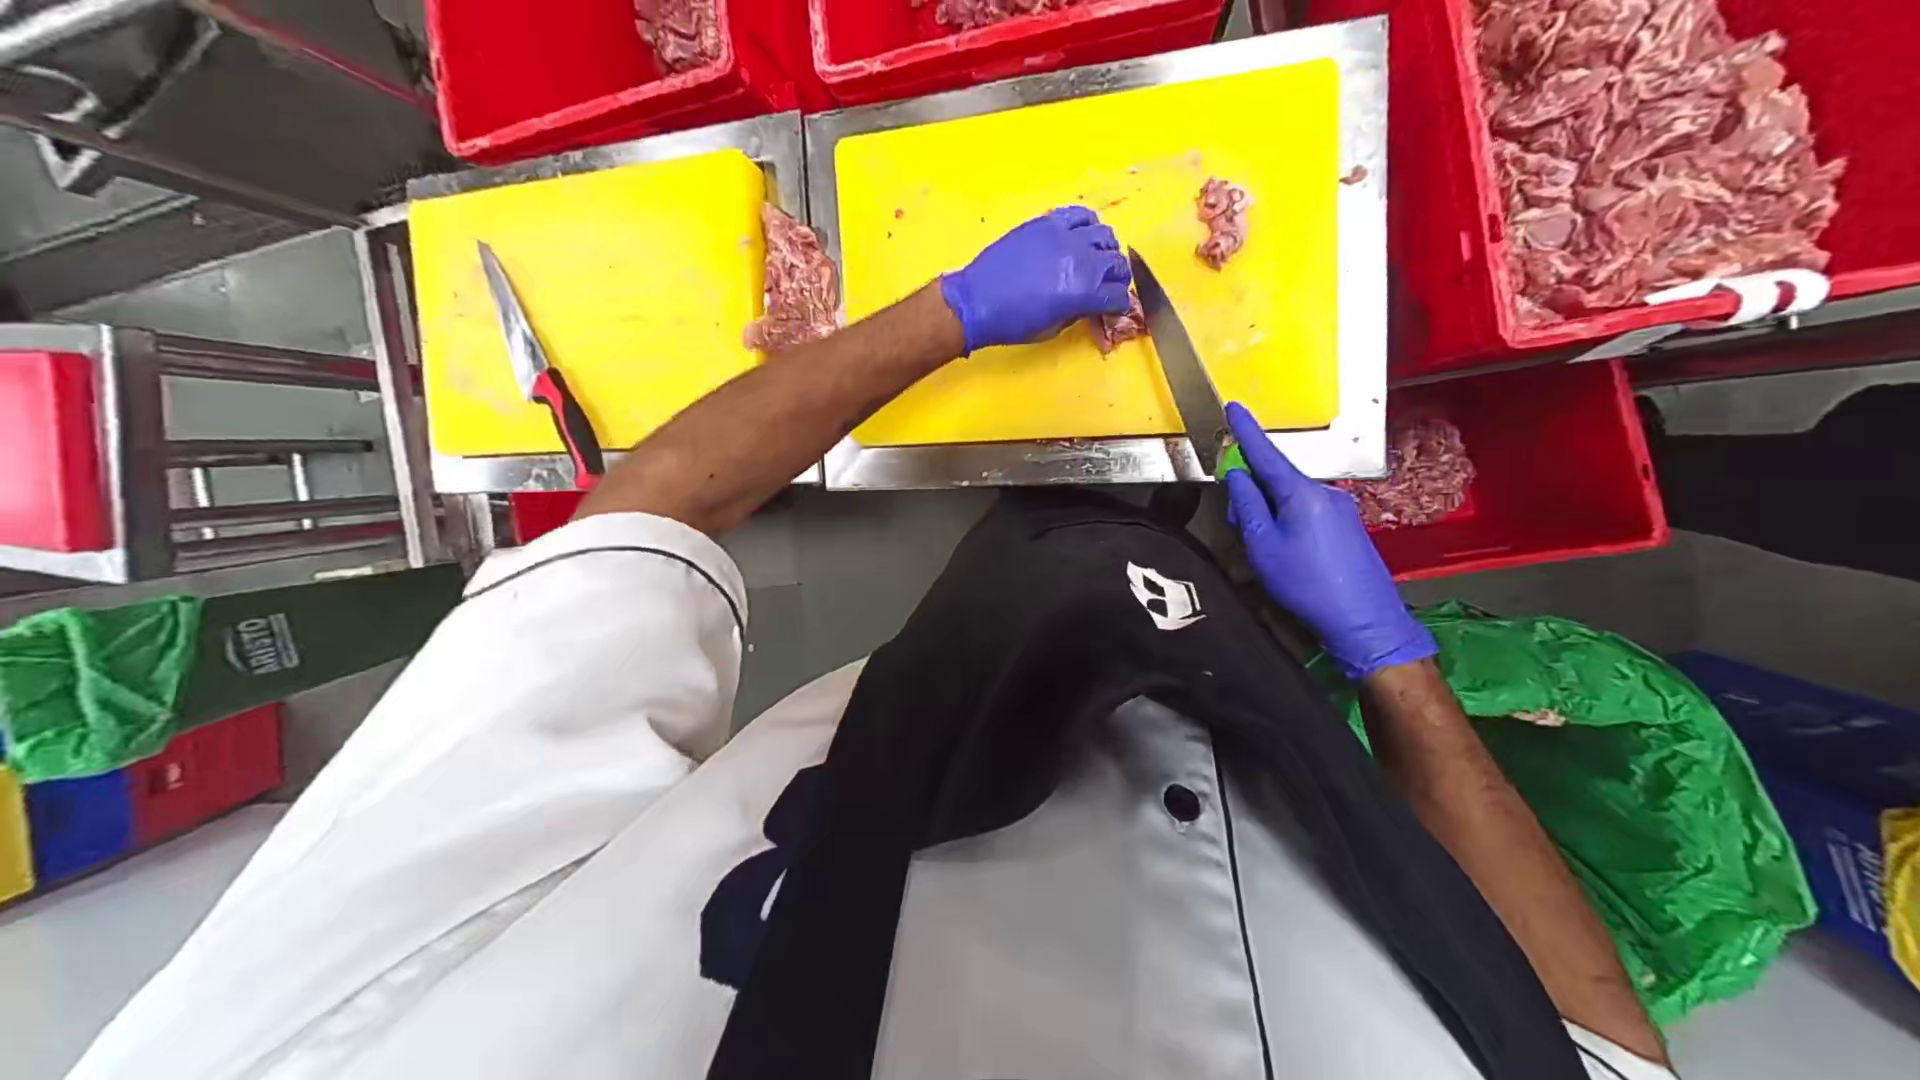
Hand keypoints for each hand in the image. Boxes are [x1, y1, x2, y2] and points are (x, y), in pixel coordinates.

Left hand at [939, 206, 1132, 352]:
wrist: (977, 300)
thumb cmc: (1012, 322)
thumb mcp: (1052, 329)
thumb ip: (1077, 313)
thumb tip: (1087, 306)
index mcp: (1085, 292)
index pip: (1118, 295)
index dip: (1120, 304)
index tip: (1115, 306)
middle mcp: (1082, 260)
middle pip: (1117, 262)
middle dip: (1118, 276)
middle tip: (1110, 284)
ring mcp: (1065, 236)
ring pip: (1104, 233)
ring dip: (1106, 248)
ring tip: (1097, 258)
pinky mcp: (1047, 222)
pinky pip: (1079, 214)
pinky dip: (1087, 224)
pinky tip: (1082, 234)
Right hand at [1222, 403, 1436, 679]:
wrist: (1364, 619)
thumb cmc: (1307, 584)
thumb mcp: (1262, 546)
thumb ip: (1247, 506)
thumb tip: (1238, 476)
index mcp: (1301, 493)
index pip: (1266, 454)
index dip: (1245, 431)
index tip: (1233, 407)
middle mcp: (1324, 492)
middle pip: (1276, 479)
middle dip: (1251, 492)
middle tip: (1237, 525)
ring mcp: (1340, 508)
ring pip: (1290, 498)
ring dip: (1268, 511)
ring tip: (1262, 547)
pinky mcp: (1347, 525)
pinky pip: (1307, 511)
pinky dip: (1287, 521)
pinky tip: (1285, 551)